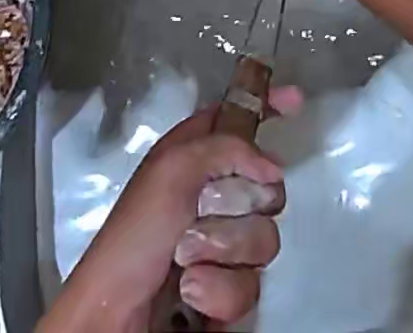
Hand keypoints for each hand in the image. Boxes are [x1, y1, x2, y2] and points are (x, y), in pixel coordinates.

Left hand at [41, 90, 302, 331]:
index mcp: (194, 155)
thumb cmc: (137, 233)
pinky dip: (220, 290)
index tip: (295, 100)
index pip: (237, 118)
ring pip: (265, 238)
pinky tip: (193, 293)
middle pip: (265, 184)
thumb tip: (272, 166)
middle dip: (241, 203)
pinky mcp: (228, 286)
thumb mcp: (173, 171)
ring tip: (187, 259)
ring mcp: (222, 241)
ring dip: (225, 250)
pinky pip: (252, 285)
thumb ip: (226, 150)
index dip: (266, 105)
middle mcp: (212, 192)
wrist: (117, 315)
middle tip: (206, 210)